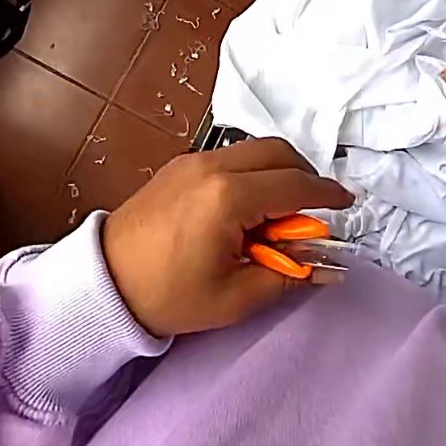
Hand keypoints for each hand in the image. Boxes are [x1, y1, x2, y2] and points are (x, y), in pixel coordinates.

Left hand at [102, 138, 353, 336]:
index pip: (296, 185)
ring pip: (258, 149)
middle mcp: (213, 166)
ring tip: (279, 212)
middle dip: (306, 176)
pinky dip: (255, 171)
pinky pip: (234, 155)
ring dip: (280, 171)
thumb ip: (289, 275)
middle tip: (314, 210)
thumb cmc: (165, 296)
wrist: (98, 286)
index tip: (346, 204)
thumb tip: (329, 268)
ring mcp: (194, 160)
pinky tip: (248, 207)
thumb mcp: (235, 297)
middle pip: (280, 153)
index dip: (328, 195)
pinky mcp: (181, 164)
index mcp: (228, 198)